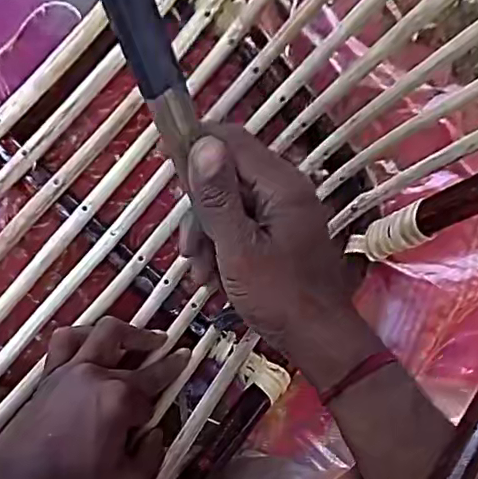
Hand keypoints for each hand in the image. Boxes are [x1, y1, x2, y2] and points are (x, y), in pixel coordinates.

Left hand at [0, 318, 189, 478]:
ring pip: (101, 333)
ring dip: (124, 331)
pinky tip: (90, 341)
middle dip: (157, 352)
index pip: (155, 383)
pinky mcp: (49, 375)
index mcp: (119, 399)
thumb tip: (155, 437)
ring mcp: (70, 370)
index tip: (184, 364)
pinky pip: (65, 341)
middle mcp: (96, 375)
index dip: (173, 375)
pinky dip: (82, 335)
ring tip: (135, 337)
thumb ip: (152, 458)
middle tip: (169, 349)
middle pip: (134, 354)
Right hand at [184, 126, 375, 384]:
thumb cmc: (278, 296)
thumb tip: (202, 146)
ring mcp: (282, 214)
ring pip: (227, 208)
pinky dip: (220, 251)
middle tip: (188, 251)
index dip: (195, 142)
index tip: (162, 152)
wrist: (315, 337)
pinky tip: (215, 279)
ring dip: (206, 239)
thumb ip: (217, 199)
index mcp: (280, 186)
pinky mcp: (277, 235)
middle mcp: (283, 191)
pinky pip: (238, 229)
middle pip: (225, 179)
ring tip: (202, 275)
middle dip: (199, 214)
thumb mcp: (238, 249)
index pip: (232, 141)